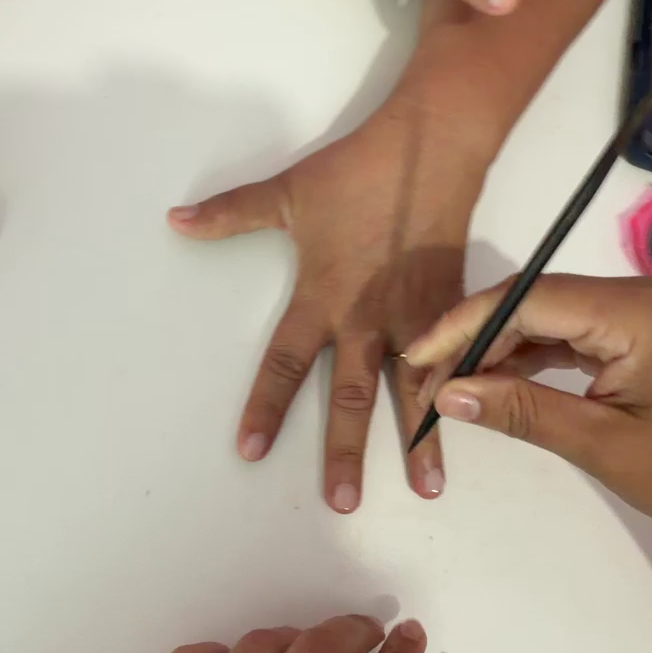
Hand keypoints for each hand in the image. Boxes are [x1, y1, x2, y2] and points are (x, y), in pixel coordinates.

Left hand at [169, 122, 474, 511]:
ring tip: (425, 488)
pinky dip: (465, 394)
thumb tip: (175, 220)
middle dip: (344, 453)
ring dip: (419, 442)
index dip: (265, 409)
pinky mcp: (453, 307)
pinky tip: (475, 427)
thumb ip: (231, 215)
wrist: (429, 149)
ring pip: (413, 391)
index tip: (252, 452)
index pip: (284, 367)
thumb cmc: (356, 173)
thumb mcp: (287, 194)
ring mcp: (415, 318)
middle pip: (350, 398)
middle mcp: (366, 321)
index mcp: (321, 300)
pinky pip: (459, 360)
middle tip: (341, 503)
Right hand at [406, 275, 651, 545]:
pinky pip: (568, 336)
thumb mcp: (599, 444)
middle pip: (533, 302)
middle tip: (428, 378)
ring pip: (546, 318)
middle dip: (475, 337)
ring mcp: (638, 315)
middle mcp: (635, 296)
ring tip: (453, 383)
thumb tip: (445, 394)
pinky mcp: (636, 337)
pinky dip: (529, 359)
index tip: (418, 357)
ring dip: (498, 349)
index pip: (528, 300)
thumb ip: (519, 410)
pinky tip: (497, 382)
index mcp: (635, 311)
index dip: (464, 325)